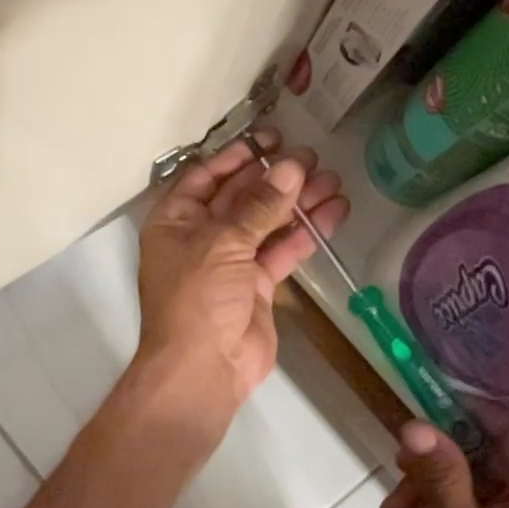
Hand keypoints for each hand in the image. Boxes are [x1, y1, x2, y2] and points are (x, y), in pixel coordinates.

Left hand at [134, 128, 348, 413]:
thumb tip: (291, 167)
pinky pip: (281, 251)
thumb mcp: (222, 243)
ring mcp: (228, 263)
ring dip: (297, 203)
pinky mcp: (255, 286)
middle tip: (312, 157)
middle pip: (239, 197)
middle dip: (274, 178)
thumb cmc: (197, 299)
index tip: (272, 139)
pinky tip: (334, 212)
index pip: (204, 177)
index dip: (236, 157)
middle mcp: (199, 238)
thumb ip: (259, 205)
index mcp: (174, 222)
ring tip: (332, 179)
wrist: (203, 369)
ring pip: (265, 223)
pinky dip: (306, 234)